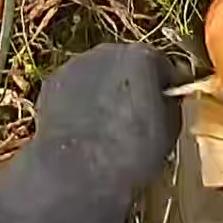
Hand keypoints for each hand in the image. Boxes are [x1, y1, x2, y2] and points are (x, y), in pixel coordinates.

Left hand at [31, 42, 177, 193]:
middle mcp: (109, 51)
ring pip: (97, 72)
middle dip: (131, 83)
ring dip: (103, 90)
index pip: (161, 64)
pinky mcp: (53, 81)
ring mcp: (77, 64)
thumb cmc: (133, 152)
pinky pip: (74, 87)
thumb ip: (169, 103)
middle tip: (133, 116)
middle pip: (126, 63)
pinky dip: (78, 101)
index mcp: (142, 57)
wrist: (80, 171)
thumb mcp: (168, 130)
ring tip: (104, 125)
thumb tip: (165, 99)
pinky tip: (81, 128)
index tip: (164, 106)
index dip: (164, 86)